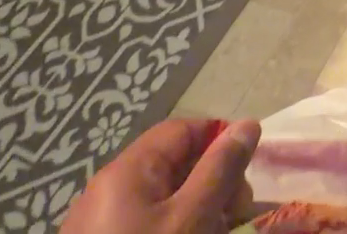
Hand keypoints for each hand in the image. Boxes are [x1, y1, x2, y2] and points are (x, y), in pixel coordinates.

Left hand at [61, 118, 260, 233]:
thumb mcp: (192, 219)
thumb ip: (222, 168)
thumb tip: (247, 124)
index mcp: (127, 171)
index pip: (185, 130)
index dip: (220, 142)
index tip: (243, 175)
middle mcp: (108, 189)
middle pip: (175, 163)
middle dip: (214, 181)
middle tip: (234, 215)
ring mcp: (99, 223)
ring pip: (165, 197)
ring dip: (198, 209)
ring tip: (216, 232)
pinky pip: (146, 224)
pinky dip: (174, 229)